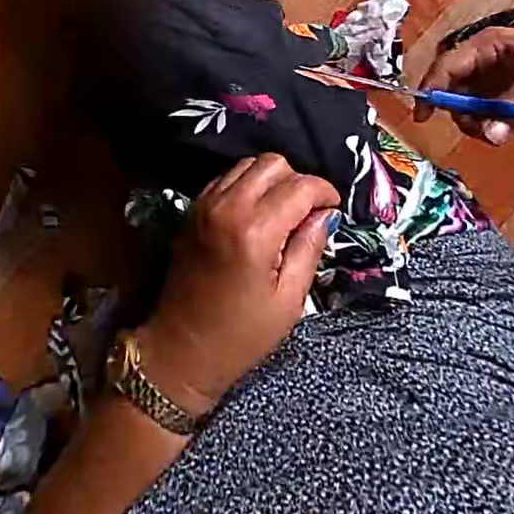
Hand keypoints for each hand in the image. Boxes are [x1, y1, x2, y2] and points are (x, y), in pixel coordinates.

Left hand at [135, 154, 338, 416]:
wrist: (180, 349)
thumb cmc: (239, 336)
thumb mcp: (289, 300)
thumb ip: (310, 247)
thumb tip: (327, 214)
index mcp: (254, 231)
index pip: (301, 186)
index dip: (325, 192)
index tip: (333, 209)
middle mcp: (228, 207)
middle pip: (273, 163)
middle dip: (298, 181)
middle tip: (307, 212)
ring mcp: (207, 204)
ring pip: (249, 163)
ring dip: (272, 180)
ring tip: (282, 212)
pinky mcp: (194, 208)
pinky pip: (228, 177)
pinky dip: (248, 185)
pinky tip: (256, 214)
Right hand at [416, 28, 513, 144]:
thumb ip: (511, 109)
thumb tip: (489, 134)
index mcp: (488, 44)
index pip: (447, 65)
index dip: (432, 89)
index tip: (423, 116)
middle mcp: (488, 60)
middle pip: (457, 89)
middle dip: (467, 114)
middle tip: (486, 132)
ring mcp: (501, 77)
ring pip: (476, 105)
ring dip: (488, 122)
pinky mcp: (513, 92)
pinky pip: (495, 112)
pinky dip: (506, 123)